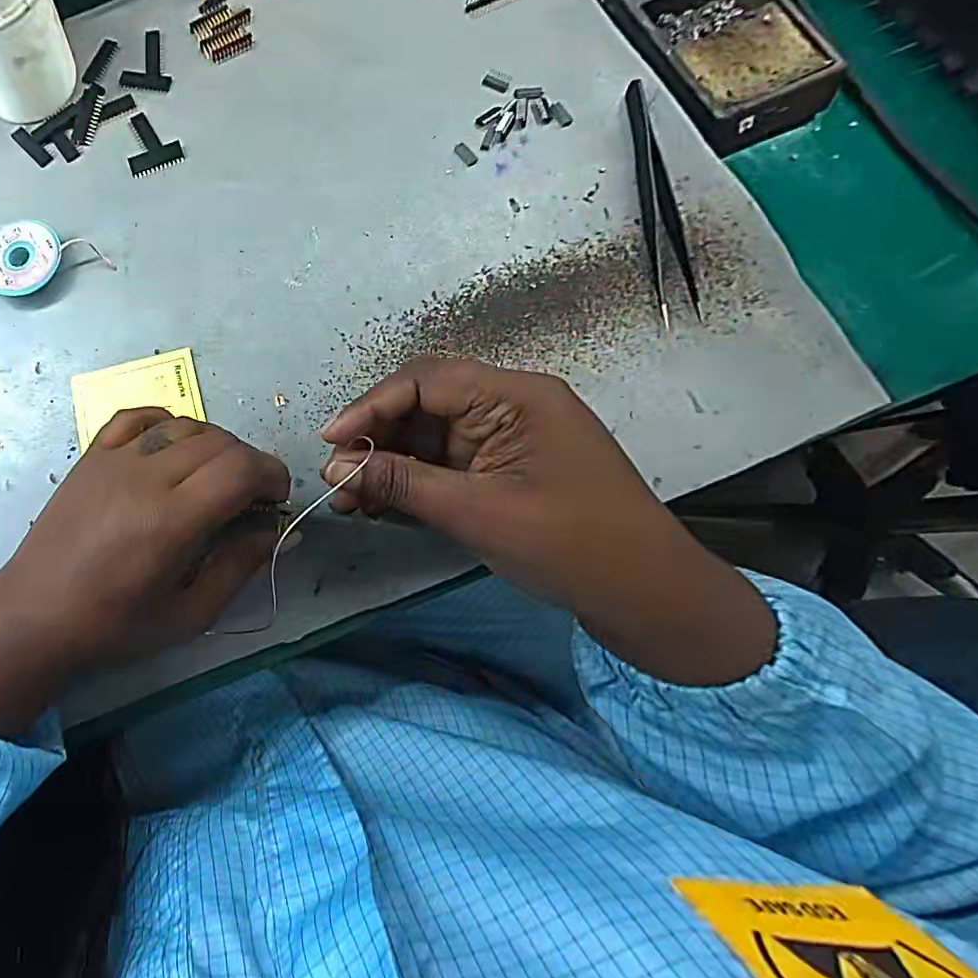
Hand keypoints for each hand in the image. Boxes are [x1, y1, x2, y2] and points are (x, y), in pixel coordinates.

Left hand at [0, 409, 289, 733]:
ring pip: (184, 425)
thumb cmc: (113, 627)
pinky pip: (137, 417)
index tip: (276, 499)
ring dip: (215, 444)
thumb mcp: (188, 615)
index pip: (241, 468)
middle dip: (250, 463)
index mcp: (171, 521)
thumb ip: (239, 567)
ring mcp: (113, 460)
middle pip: (219, 443)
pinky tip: (174, 446)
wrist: (32, 616)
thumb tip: (281, 533)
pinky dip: (167, 422)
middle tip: (250, 498)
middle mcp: (144, 478)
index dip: (272, 475)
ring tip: (215, 477)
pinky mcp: (91, 456)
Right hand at [319, 357, 774, 684]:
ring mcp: (505, 438)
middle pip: (422, 405)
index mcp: (515, 396)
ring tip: (348, 500)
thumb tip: (333, 468)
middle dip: (375, 439)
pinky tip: (378, 505)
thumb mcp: (476, 512)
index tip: (330, 442)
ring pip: (427, 437)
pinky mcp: (501, 469)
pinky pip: (444, 464)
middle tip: (336, 478)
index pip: (425, 381)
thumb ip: (401, 484)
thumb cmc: (569, 545)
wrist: (647, 597)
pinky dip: (411, 482)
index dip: (370, 406)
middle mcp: (508, 406)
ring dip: (387, 465)